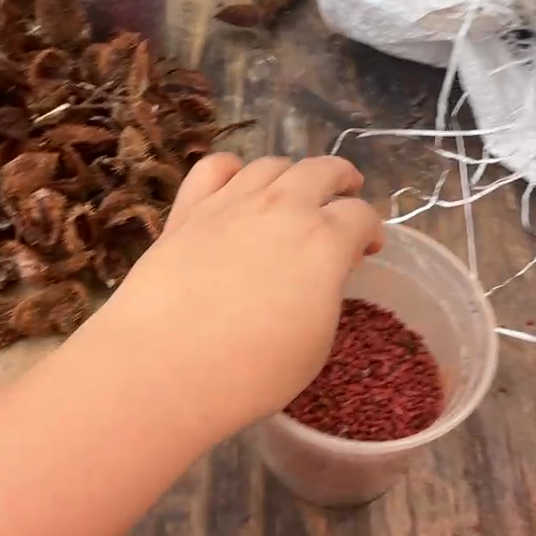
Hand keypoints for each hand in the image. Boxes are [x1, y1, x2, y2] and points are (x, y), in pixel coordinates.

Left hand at [81, 154, 381, 433]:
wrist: (165, 367)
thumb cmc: (252, 371)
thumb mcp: (316, 343)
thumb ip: (326, 293)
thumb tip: (322, 269)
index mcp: (324, 241)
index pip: (361, 216)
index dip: (370, 230)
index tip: (367, 248)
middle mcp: (283, 208)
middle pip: (322, 170)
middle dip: (341, 180)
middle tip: (345, 195)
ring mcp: (231, 203)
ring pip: (270, 164)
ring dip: (291, 174)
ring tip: (292, 192)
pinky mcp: (187, 210)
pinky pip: (214, 168)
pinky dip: (232, 169)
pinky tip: (235, 184)